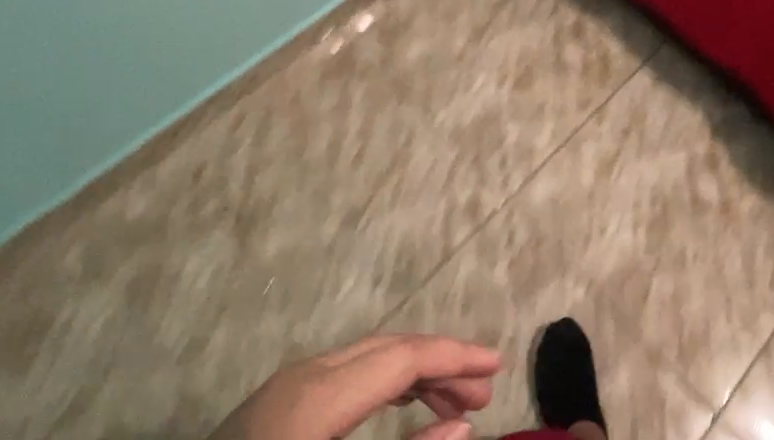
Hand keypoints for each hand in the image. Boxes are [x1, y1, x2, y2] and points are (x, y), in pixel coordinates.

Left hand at [209, 334, 500, 439]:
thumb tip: (463, 424)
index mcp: (318, 395)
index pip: (404, 356)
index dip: (457, 357)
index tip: (498, 365)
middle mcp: (304, 375)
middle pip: (390, 348)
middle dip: (442, 363)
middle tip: (485, 391)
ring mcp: (285, 387)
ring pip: (368, 358)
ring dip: (416, 373)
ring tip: (456, 402)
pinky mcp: (275, 404)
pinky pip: (346, 374)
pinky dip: (384, 382)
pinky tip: (404, 402)